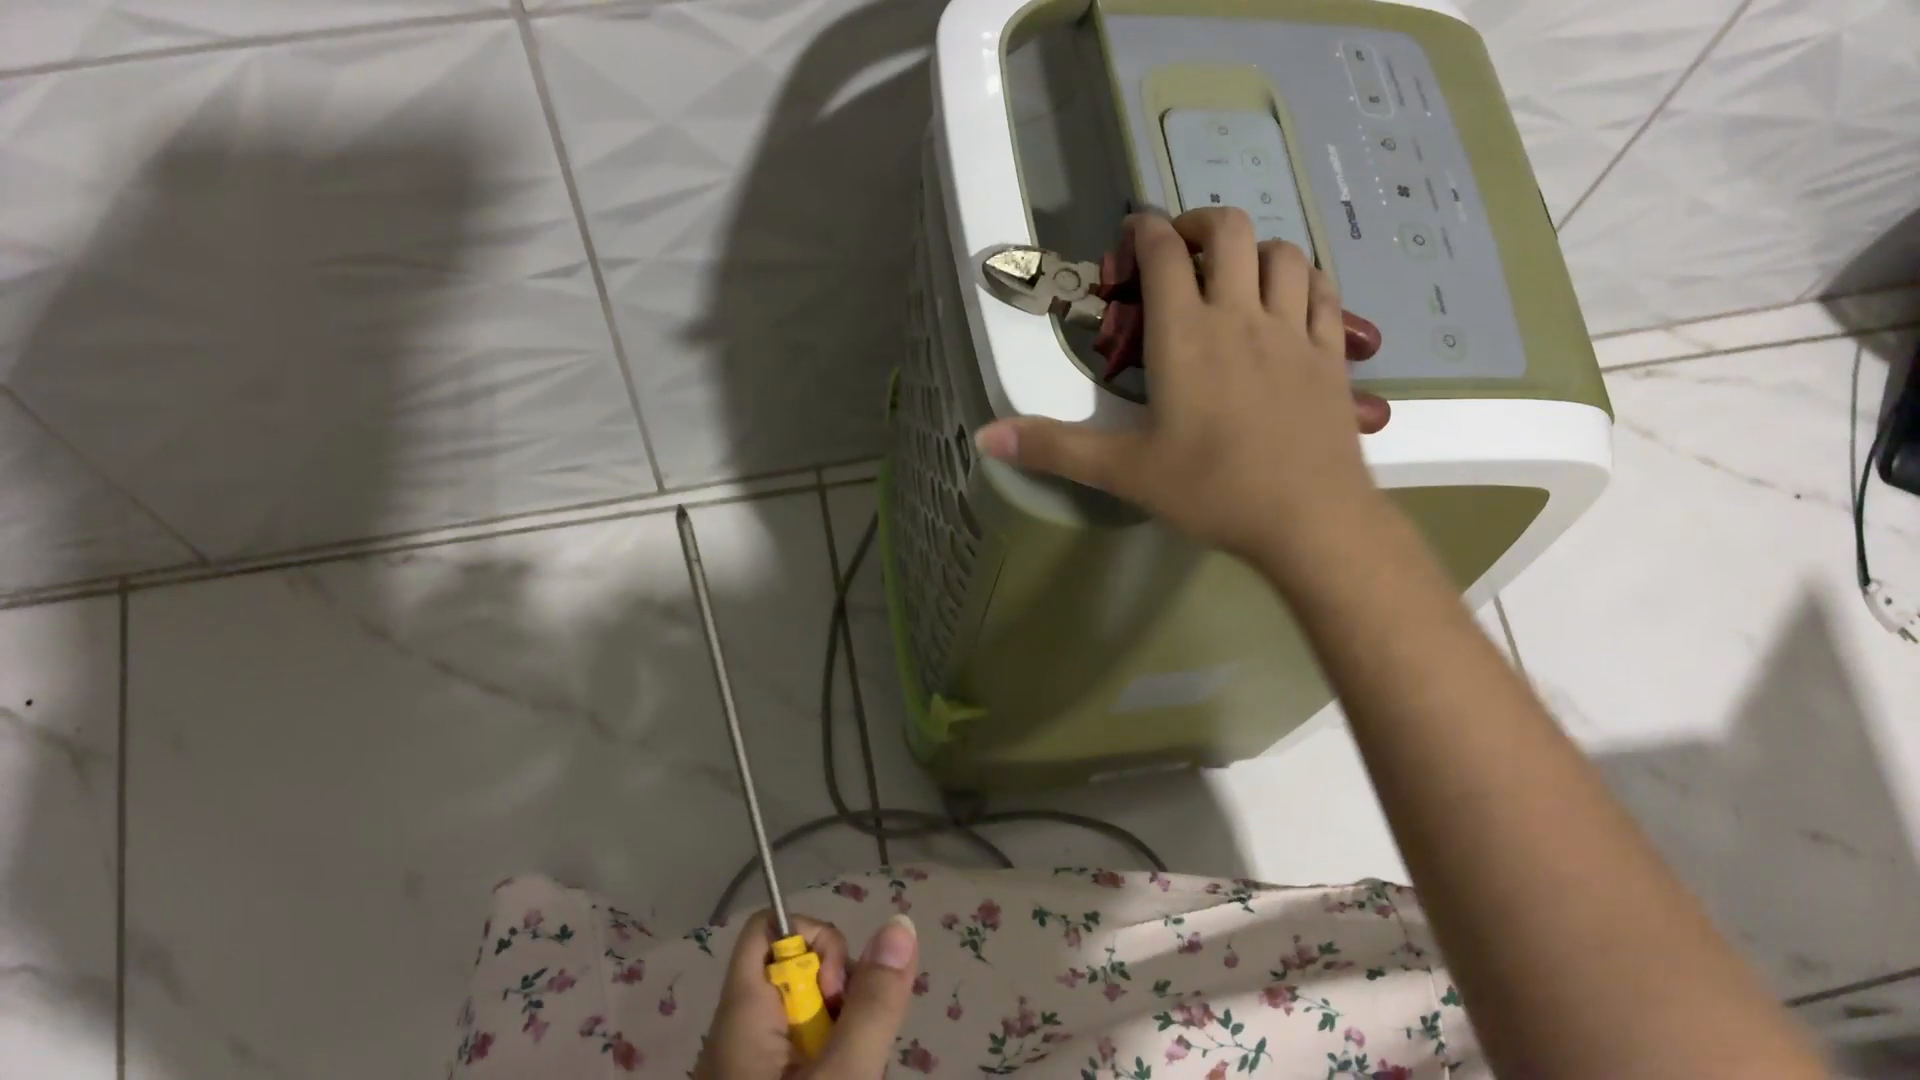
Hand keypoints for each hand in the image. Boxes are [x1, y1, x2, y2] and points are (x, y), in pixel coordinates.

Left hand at [695, 912, 918, 1079]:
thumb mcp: (841, 1077)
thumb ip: (872, 1004)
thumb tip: (901, 923)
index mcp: (741, 1013)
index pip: (768, 928)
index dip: (814, 940)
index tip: (838, 989)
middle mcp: (738, 1031)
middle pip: (798, 971)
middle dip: (842, 995)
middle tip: (855, 1047)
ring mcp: (749, 1066)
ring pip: (809, 1016)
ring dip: (844, 1033)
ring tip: (857, 1071)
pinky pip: (804, 1053)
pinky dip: (834, 1060)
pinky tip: (849, 1076)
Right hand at [975, 208, 1384, 568]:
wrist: (1310, 520)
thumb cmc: (1211, 491)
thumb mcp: (1123, 471)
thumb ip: (1053, 448)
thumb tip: (984, 436)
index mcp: (1185, 336)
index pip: (1164, 253)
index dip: (1144, 231)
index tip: (1132, 234)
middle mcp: (1241, 316)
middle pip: (1228, 230)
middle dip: (1199, 224)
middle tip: (1181, 251)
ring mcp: (1294, 331)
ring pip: (1283, 252)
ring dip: (1254, 248)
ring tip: (1235, 274)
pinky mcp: (1332, 354)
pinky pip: (1324, 292)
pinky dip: (1304, 279)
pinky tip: (1290, 299)